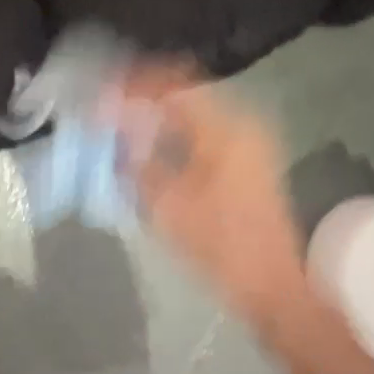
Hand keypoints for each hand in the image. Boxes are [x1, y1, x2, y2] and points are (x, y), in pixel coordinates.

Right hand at [123, 63, 313, 332]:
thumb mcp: (165, 203)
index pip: (171, 84)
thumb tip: (110, 129)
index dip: (132, 85)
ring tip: (121, 119)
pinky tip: (148, 141)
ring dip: (156, 109)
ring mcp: (248, 140)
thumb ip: (134, 158)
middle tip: (107, 103)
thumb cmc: (219, 245)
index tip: (101, 94)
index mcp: (225, 127)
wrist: (272, 288)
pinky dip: (173, 127)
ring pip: (192, 107)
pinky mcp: (247, 158)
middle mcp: (242, 123)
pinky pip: (202, 126)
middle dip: (142, 94)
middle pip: (182, 89)